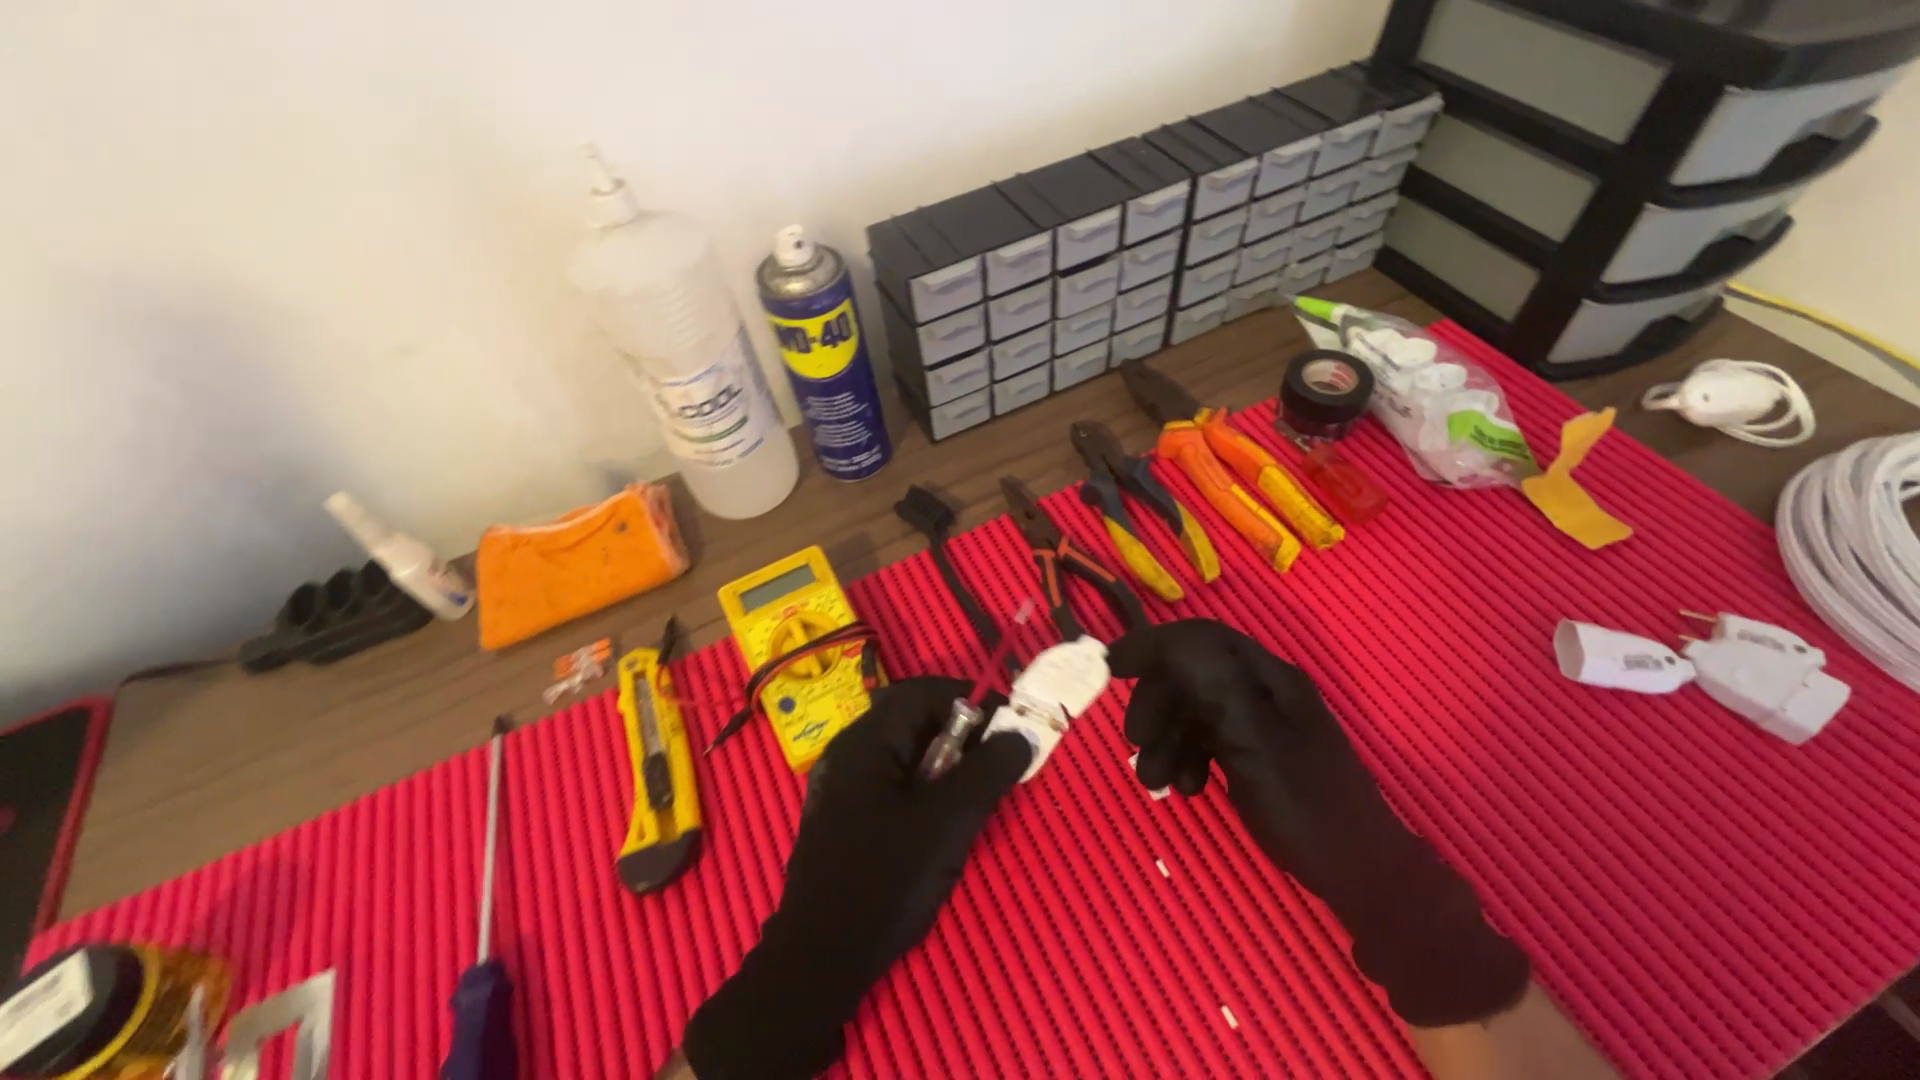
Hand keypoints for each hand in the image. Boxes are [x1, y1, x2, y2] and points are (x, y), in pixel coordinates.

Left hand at [683, 677, 1030, 1079]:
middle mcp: (848, 755)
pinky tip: (944, 828)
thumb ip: (988, 771)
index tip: (1009, 725)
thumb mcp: (948, 821)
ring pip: (907, 758)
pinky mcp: (846, 821)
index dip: (970, 700)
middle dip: (963, 737)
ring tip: (977, 800)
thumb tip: (1019, 733)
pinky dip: (927, 793)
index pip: (922, 693)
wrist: (820, 959)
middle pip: (913, 722)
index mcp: (865, 743)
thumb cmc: (886, 880)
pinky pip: (894, 787)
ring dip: (948, 768)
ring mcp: (842, 790)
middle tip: (999, 765)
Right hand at [1110, 620, 1528, 1028]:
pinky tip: (1186, 788)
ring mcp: (1261, 723)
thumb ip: (1212, 687)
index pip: (1199, 639)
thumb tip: (1168, 640)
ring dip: (1167, 740)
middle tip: (1134, 744)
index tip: (1109, 668)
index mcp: (1268, 678)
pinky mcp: (1258, 753)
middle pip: (1191, 675)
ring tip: (1155, 782)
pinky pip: (1208, 739)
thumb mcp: (1254, 744)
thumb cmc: (1305, 807)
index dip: (1152, 646)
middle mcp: (1264, 691)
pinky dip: (1187, 758)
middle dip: (1157, 706)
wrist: (1361, 874)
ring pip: (1195, 711)